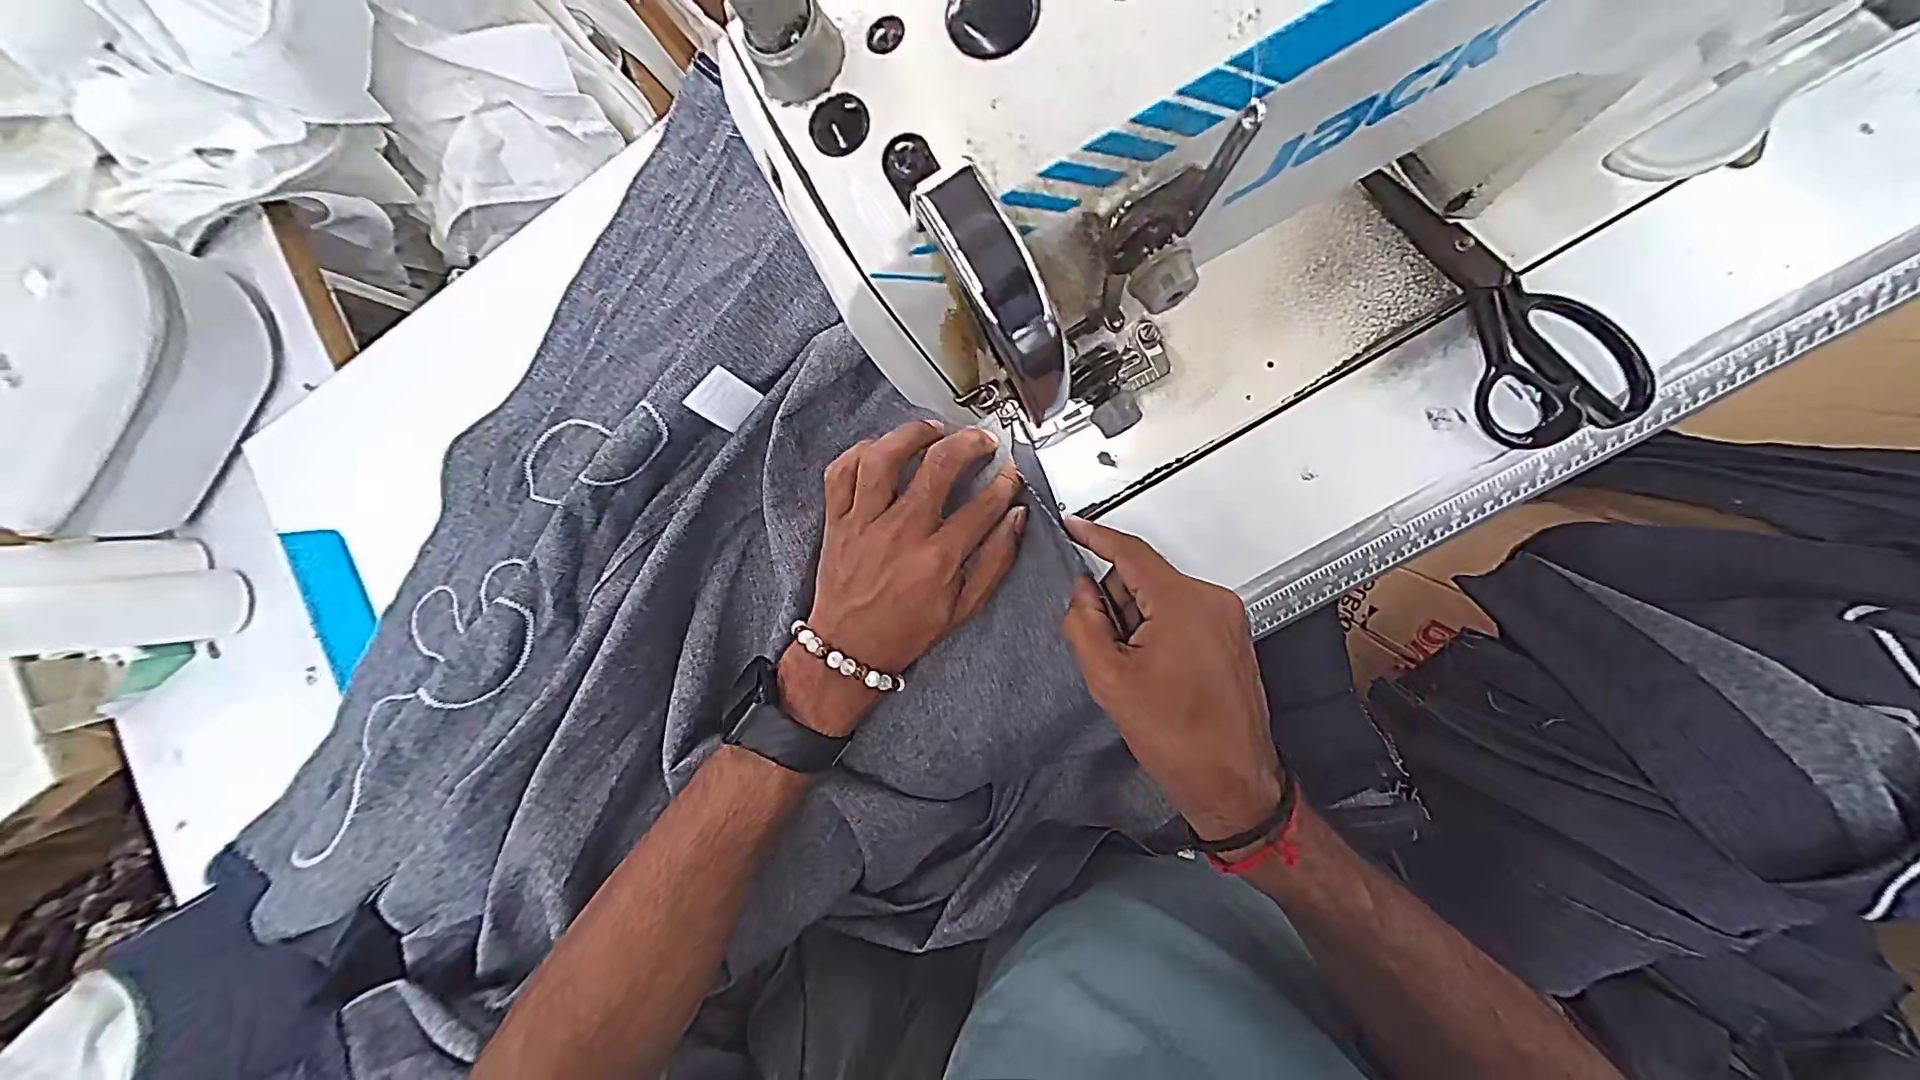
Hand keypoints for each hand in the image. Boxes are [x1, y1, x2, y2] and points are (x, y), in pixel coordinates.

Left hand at [779, 421, 1026, 736]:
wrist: (849, 649)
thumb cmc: (904, 631)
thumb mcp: (963, 608)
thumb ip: (995, 561)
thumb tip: (1015, 520)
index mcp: (936, 559)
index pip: (982, 505)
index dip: (1004, 483)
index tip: (1009, 474)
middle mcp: (900, 534)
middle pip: (938, 467)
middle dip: (969, 444)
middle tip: (981, 441)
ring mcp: (864, 523)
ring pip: (884, 458)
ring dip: (912, 435)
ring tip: (933, 431)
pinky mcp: (837, 521)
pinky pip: (841, 472)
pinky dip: (859, 452)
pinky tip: (881, 449)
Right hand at [1061, 517, 1284, 845]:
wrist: (1231, 781)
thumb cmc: (1183, 739)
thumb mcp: (1108, 678)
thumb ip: (1083, 623)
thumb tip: (1081, 593)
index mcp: (1183, 604)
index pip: (1130, 551)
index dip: (1094, 535)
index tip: (1075, 525)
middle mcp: (1212, 602)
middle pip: (1141, 577)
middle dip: (1117, 606)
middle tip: (1113, 652)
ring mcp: (1225, 618)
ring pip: (1158, 596)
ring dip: (1137, 623)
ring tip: (1141, 672)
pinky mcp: (1229, 634)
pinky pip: (1179, 613)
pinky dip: (1157, 632)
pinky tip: (1157, 673)